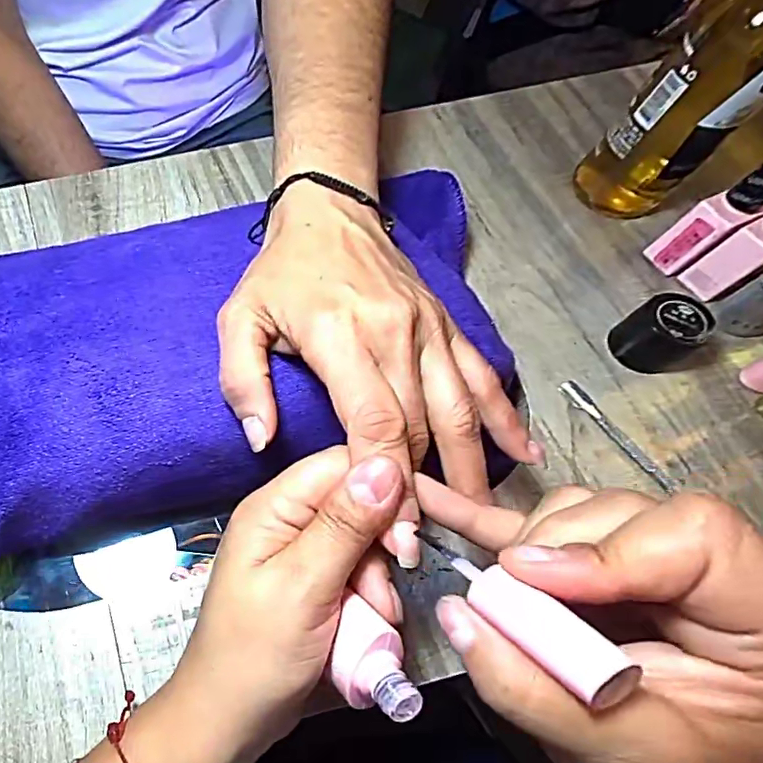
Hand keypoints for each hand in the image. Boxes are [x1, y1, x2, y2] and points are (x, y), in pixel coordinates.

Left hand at [153, 449, 403, 762]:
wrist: (231, 715)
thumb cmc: (255, 653)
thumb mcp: (303, 586)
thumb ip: (343, 526)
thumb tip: (383, 463)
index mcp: (271, 507)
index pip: (340, 463)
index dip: (383, 489)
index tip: (406, 537)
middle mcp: (284, 519)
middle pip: (358, 500)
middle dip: (382, 544)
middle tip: (382, 590)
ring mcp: (297, 550)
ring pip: (364, 540)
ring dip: (379, 578)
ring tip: (372, 616)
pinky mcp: (312, 580)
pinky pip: (357, 571)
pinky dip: (371, 596)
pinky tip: (369, 624)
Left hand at [217, 183, 538, 566]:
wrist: (328, 215)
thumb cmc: (278, 274)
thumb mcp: (239, 320)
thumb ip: (243, 381)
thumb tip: (261, 440)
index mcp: (341, 338)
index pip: (374, 421)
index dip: (384, 481)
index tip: (389, 530)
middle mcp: (395, 335)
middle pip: (419, 427)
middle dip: (421, 491)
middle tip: (420, 547)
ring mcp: (428, 329)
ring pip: (460, 409)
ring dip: (469, 467)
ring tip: (477, 519)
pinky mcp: (444, 324)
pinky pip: (482, 374)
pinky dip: (504, 415)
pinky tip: (523, 453)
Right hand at [419, 479, 762, 762]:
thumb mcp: (615, 757)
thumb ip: (533, 689)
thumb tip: (458, 615)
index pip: (700, 539)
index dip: (610, 550)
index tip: (535, 581)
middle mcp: (720, 583)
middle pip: (629, 515)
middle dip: (554, 547)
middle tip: (509, 594)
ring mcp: (653, 570)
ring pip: (581, 510)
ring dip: (525, 542)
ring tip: (501, 590)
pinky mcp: (594, 570)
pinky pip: (540, 528)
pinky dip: (486, 521)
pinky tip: (440, 502)